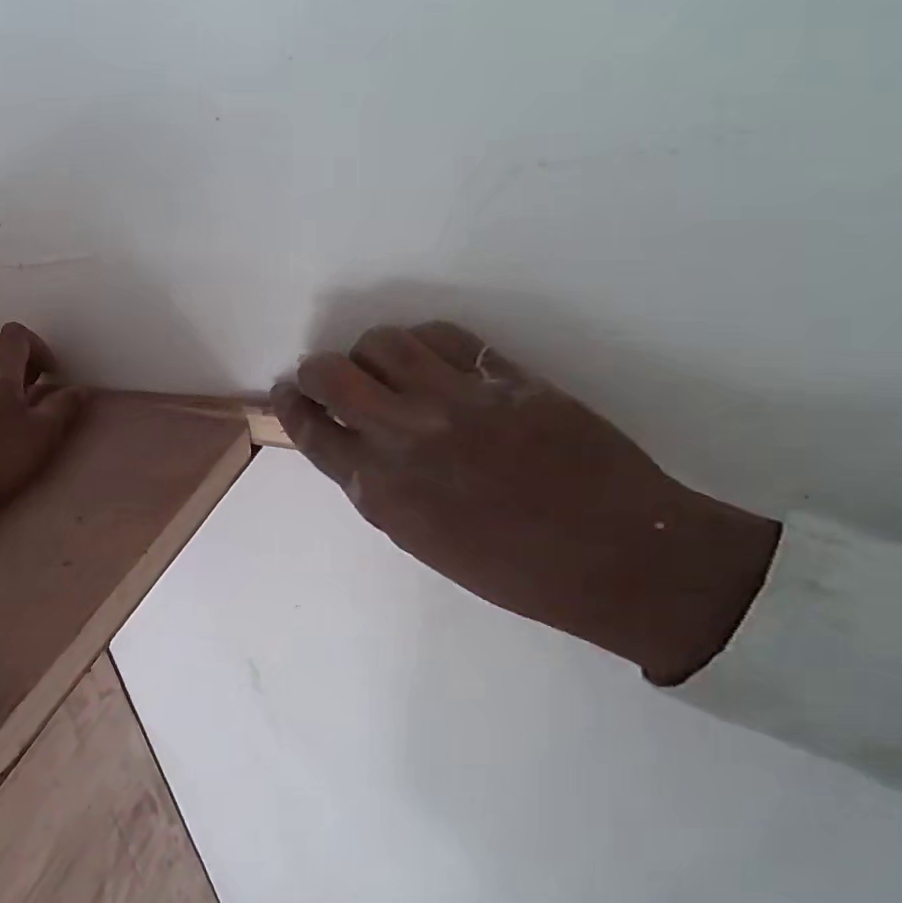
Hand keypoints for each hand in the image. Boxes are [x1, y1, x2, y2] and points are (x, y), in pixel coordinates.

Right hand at [271, 321, 780, 684]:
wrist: (614, 556)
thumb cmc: (505, 565)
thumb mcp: (414, 534)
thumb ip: (373, 483)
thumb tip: (352, 443)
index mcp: (376, 486)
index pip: (308, 427)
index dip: (289, 403)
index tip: (287, 392)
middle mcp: (403, 434)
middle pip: (331, 373)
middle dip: (316, 369)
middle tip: (325, 375)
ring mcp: (455, 400)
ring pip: (383, 342)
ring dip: (370, 351)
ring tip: (384, 366)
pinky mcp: (505, 379)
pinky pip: (446, 337)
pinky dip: (425, 343)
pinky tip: (432, 360)